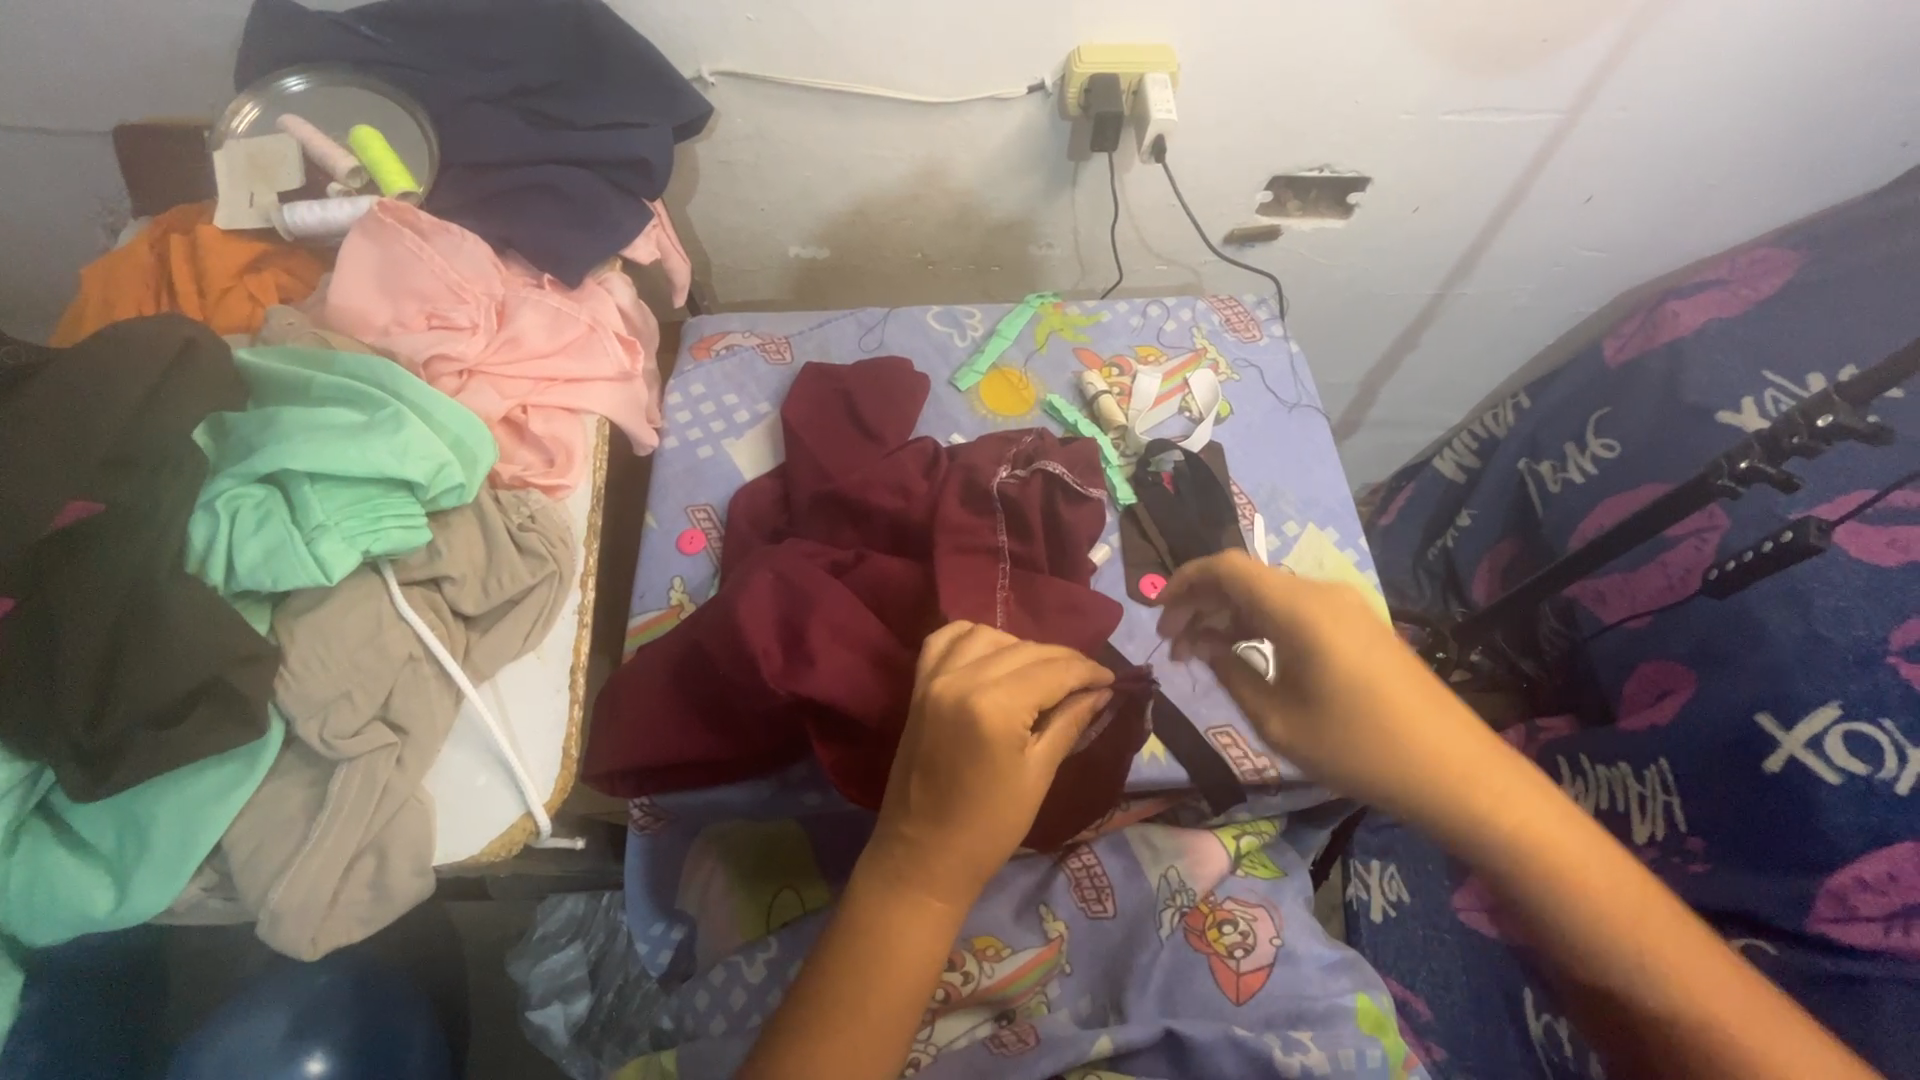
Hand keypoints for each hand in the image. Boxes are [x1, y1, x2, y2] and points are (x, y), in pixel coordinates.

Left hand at [864, 621, 1115, 907]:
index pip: (1054, 669)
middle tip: (1089, 681)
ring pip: (989, 636)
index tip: (1113, 679)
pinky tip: (994, 653)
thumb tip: (1101, 691)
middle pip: (1025, 649)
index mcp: (994, 705)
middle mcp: (961, 678)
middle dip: (1064, 661)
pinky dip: (973, 638)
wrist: (923, 855)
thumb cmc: (989, 826)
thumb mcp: (1039, 774)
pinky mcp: (918, 686)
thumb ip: (1069, 722)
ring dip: (1021, 647)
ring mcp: (934, 679)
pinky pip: (945, 640)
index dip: (1089, 671)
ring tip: (1043, 674)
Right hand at [1154, 551, 1493, 815]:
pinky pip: (1295, 609)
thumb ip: (1230, 670)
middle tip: (1174, 646)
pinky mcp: (1359, 625)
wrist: (1454, 771)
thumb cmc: (1357, 748)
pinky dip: (1261, 624)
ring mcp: (1345, 607)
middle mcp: (1320, 593)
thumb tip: (1201, 644)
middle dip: (1202, 604)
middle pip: (1245, 578)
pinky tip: (1247, 656)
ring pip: (1269, 594)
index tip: (1158, 616)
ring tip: (1202, 655)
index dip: (1184, 582)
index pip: (1225, 567)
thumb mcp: (1276, 718)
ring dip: (1230, 616)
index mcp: (1297, 608)